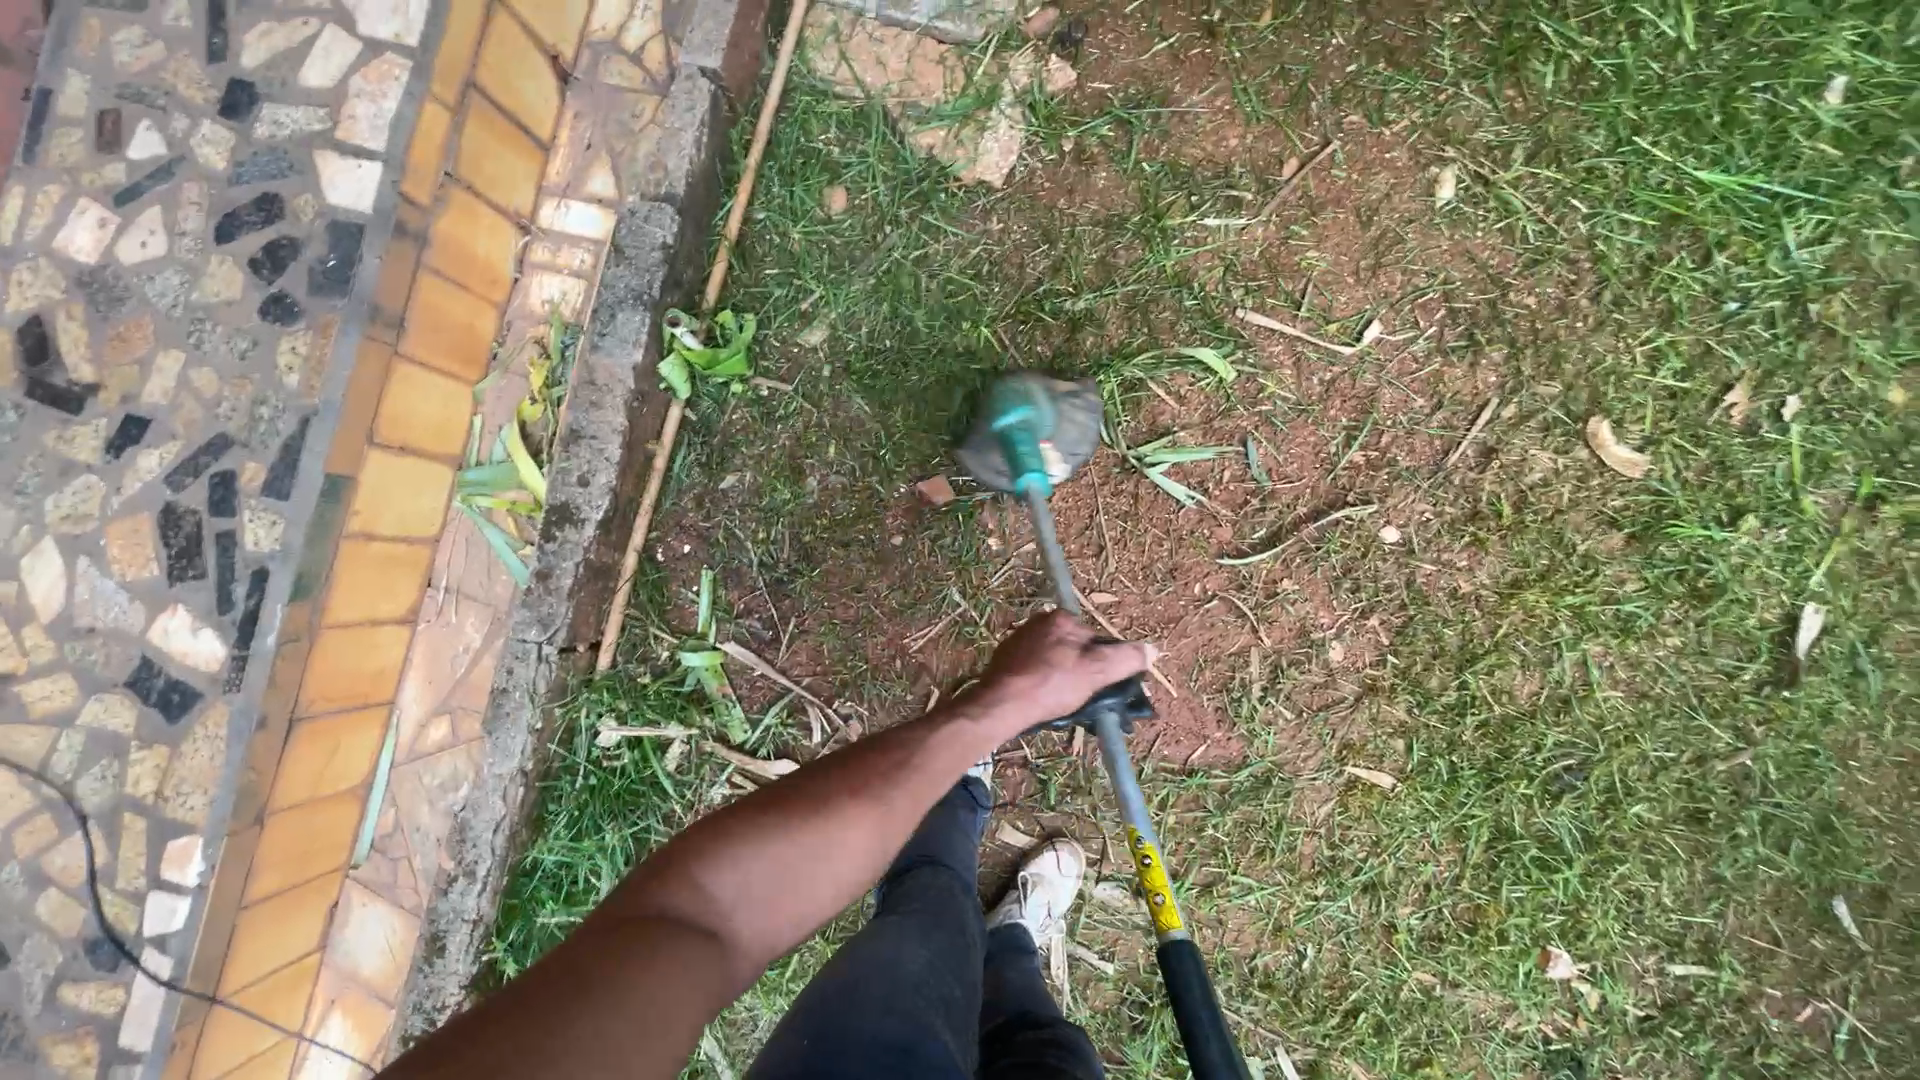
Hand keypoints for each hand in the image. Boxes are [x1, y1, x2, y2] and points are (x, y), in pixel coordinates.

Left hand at [965, 611, 1155, 733]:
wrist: (1001, 704)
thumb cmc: (1051, 685)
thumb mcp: (1096, 671)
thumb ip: (1125, 659)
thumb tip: (1152, 650)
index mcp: (1061, 619)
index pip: (1096, 640)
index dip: (1103, 666)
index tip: (1102, 689)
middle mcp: (1037, 623)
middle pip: (1074, 651)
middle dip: (1082, 673)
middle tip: (1082, 699)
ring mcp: (1018, 641)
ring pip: (1054, 662)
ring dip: (1062, 681)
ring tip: (1062, 704)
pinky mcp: (1004, 660)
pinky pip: (1034, 671)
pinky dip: (1042, 684)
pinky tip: (1042, 702)